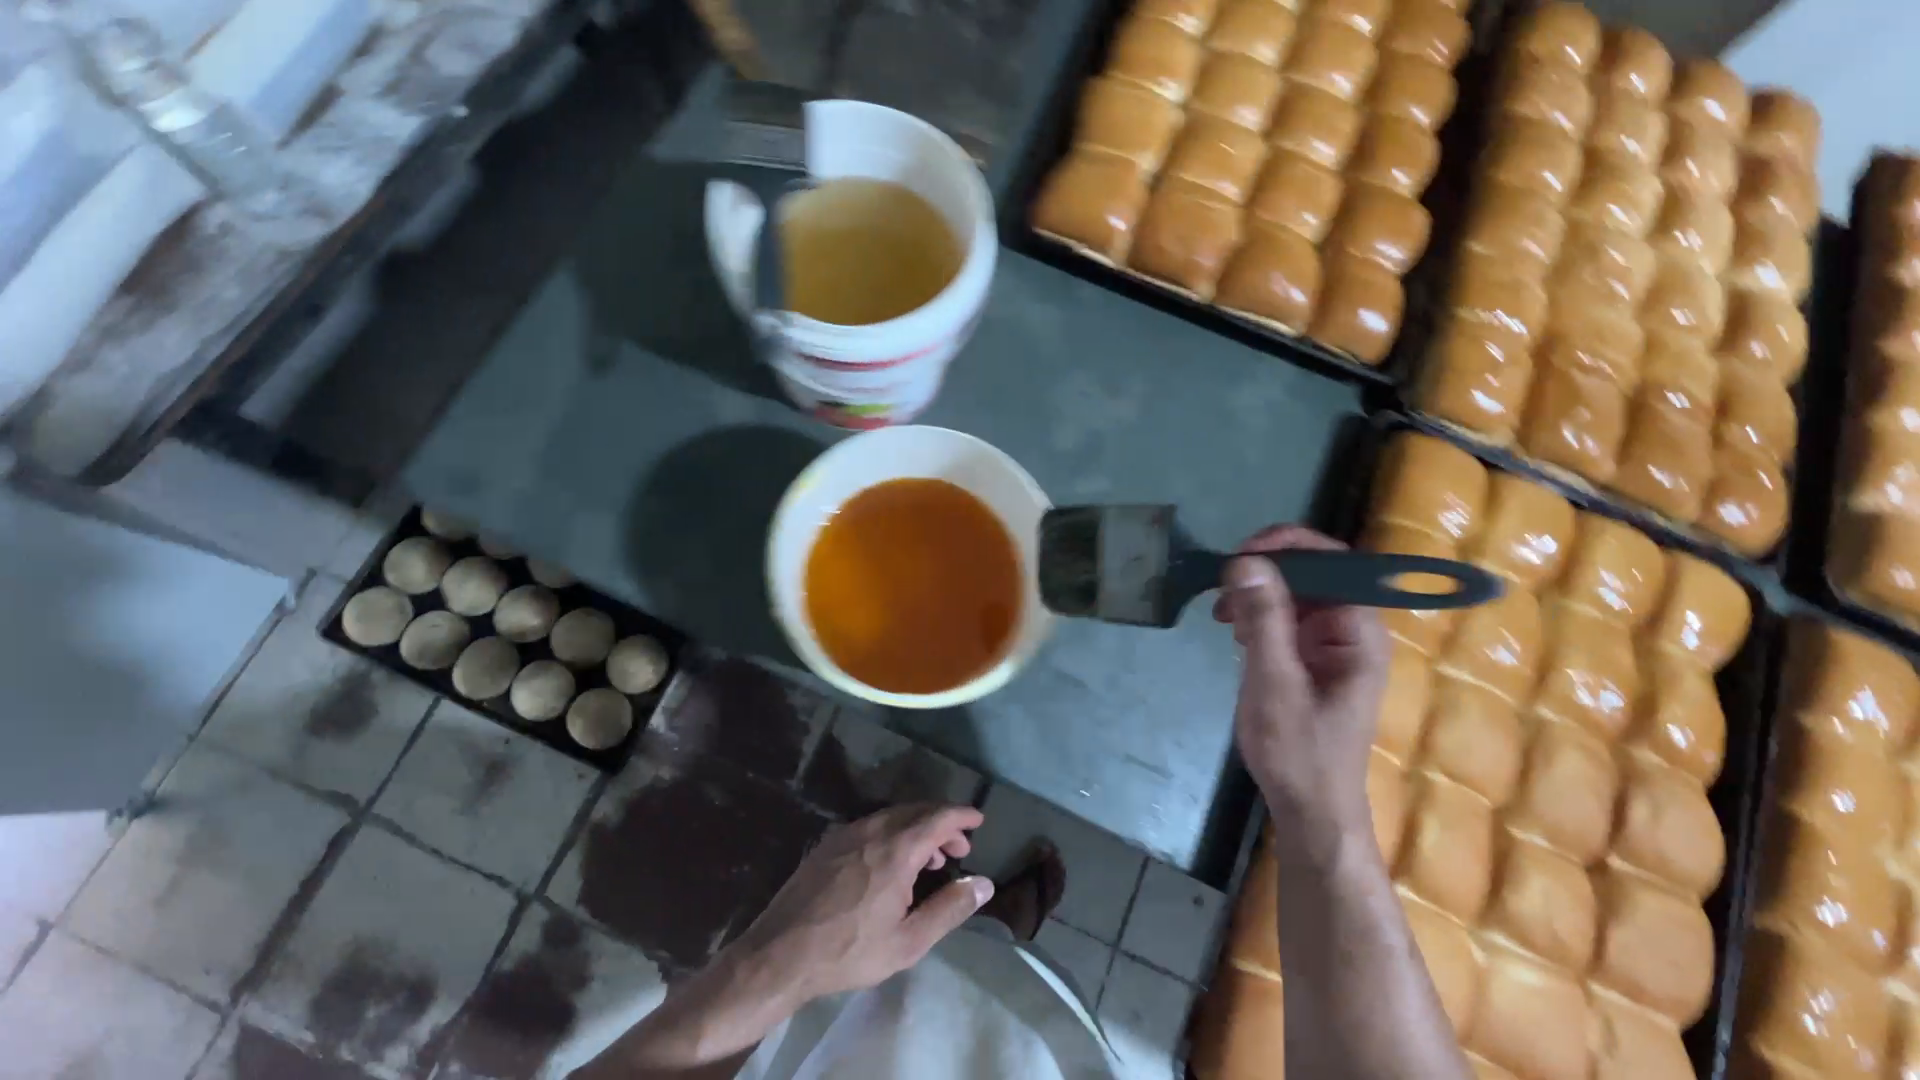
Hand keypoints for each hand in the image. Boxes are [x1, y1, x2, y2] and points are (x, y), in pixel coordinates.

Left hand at [726, 803, 992, 1009]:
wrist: (781, 953)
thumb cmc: (849, 951)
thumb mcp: (909, 941)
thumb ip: (950, 908)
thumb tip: (984, 883)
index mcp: (896, 850)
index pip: (938, 817)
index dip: (961, 816)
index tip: (978, 820)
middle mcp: (872, 830)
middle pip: (916, 811)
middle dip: (942, 823)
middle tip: (959, 848)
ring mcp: (845, 834)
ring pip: (891, 817)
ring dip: (917, 828)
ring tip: (929, 860)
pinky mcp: (828, 844)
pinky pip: (870, 826)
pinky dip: (893, 833)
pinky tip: (891, 862)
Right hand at [1213, 525, 1389, 840]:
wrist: (1310, 810)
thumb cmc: (1298, 752)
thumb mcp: (1274, 684)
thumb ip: (1264, 620)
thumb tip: (1246, 561)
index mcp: (1359, 632)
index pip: (1336, 561)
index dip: (1290, 545)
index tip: (1242, 554)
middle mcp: (1352, 630)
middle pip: (1314, 572)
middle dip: (1267, 571)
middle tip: (1223, 587)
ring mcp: (1333, 644)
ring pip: (1296, 593)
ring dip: (1258, 594)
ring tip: (1223, 616)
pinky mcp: (1312, 659)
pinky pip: (1287, 618)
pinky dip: (1258, 616)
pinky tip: (1236, 633)